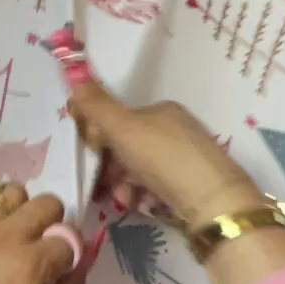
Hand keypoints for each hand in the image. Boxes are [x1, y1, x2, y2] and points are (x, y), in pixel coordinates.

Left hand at [0, 183, 87, 283]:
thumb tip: (81, 255)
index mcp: (33, 263)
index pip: (69, 238)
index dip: (66, 254)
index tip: (56, 267)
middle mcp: (6, 235)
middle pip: (48, 203)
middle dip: (49, 224)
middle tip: (35, 246)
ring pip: (13, 193)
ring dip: (18, 212)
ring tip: (8, 236)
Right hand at [66, 81, 284, 283]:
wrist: (211, 201)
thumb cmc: (164, 158)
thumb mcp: (124, 127)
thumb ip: (97, 107)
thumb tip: (73, 77)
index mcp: (161, 111)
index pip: (119, 120)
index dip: (99, 137)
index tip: (91, 155)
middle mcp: (174, 131)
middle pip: (128, 149)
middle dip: (111, 168)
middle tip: (105, 184)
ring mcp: (183, 161)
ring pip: (139, 173)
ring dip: (124, 187)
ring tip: (124, 199)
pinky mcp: (189, 189)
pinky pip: (154, 191)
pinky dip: (143, 198)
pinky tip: (142, 206)